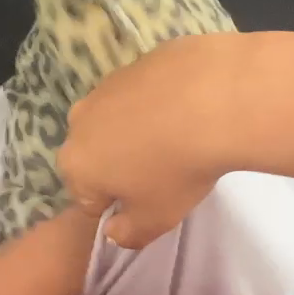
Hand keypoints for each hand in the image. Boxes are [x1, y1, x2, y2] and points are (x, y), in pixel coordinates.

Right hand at [57, 33, 250, 248]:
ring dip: (138, 130)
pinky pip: (144, 91)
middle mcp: (80, 121)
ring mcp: (108, 85)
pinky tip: (192, 107)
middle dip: (122, 164)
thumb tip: (114, 230)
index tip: (149, 203)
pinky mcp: (138, 60)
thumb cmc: (178, 169)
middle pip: (97, 153)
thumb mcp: (157, 218)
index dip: (118, 205)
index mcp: (76, 164)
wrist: (216, 98)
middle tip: (164, 171)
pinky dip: (161, 100)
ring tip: (181, 138)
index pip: (87, 198)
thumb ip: (129, 234)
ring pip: (118, 118)